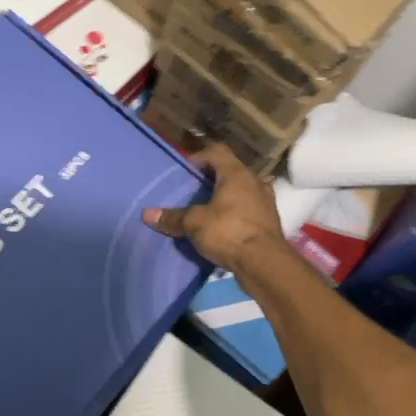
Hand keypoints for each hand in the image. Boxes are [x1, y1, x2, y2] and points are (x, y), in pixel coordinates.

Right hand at [143, 145, 290, 273]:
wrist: (265, 263)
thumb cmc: (229, 232)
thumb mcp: (195, 224)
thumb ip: (173, 217)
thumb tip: (146, 214)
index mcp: (237, 173)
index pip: (217, 152)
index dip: (198, 158)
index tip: (185, 172)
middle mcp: (254, 182)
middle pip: (229, 172)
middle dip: (210, 181)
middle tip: (191, 193)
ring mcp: (265, 202)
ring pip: (240, 192)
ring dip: (224, 199)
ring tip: (205, 212)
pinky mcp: (269, 222)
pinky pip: (248, 211)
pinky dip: (234, 215)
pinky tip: (221, 230)